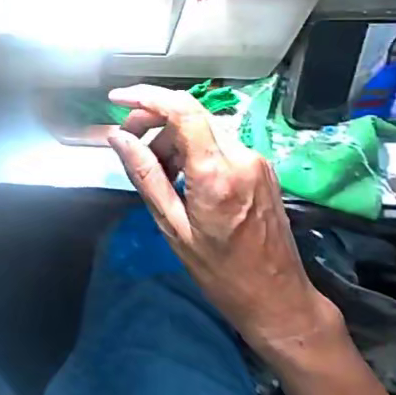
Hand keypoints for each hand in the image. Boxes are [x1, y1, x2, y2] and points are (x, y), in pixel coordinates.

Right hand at [104, 85, 344, 361]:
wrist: (277, 297)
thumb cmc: (220, 271)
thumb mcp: (172, 226)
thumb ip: (145, 175)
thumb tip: (118, 138)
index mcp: (216, 174)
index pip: (182, 110)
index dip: (145, 97)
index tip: (118, 98)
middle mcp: (242, 157)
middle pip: (190, 113)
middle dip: (153, 118)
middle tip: (128, 141)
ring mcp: (256, 160)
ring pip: (203, 126)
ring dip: (171, 136)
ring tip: (154, 168)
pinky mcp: (261, 167)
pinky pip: (218, 141)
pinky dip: (191, 147)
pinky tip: (178, 174)